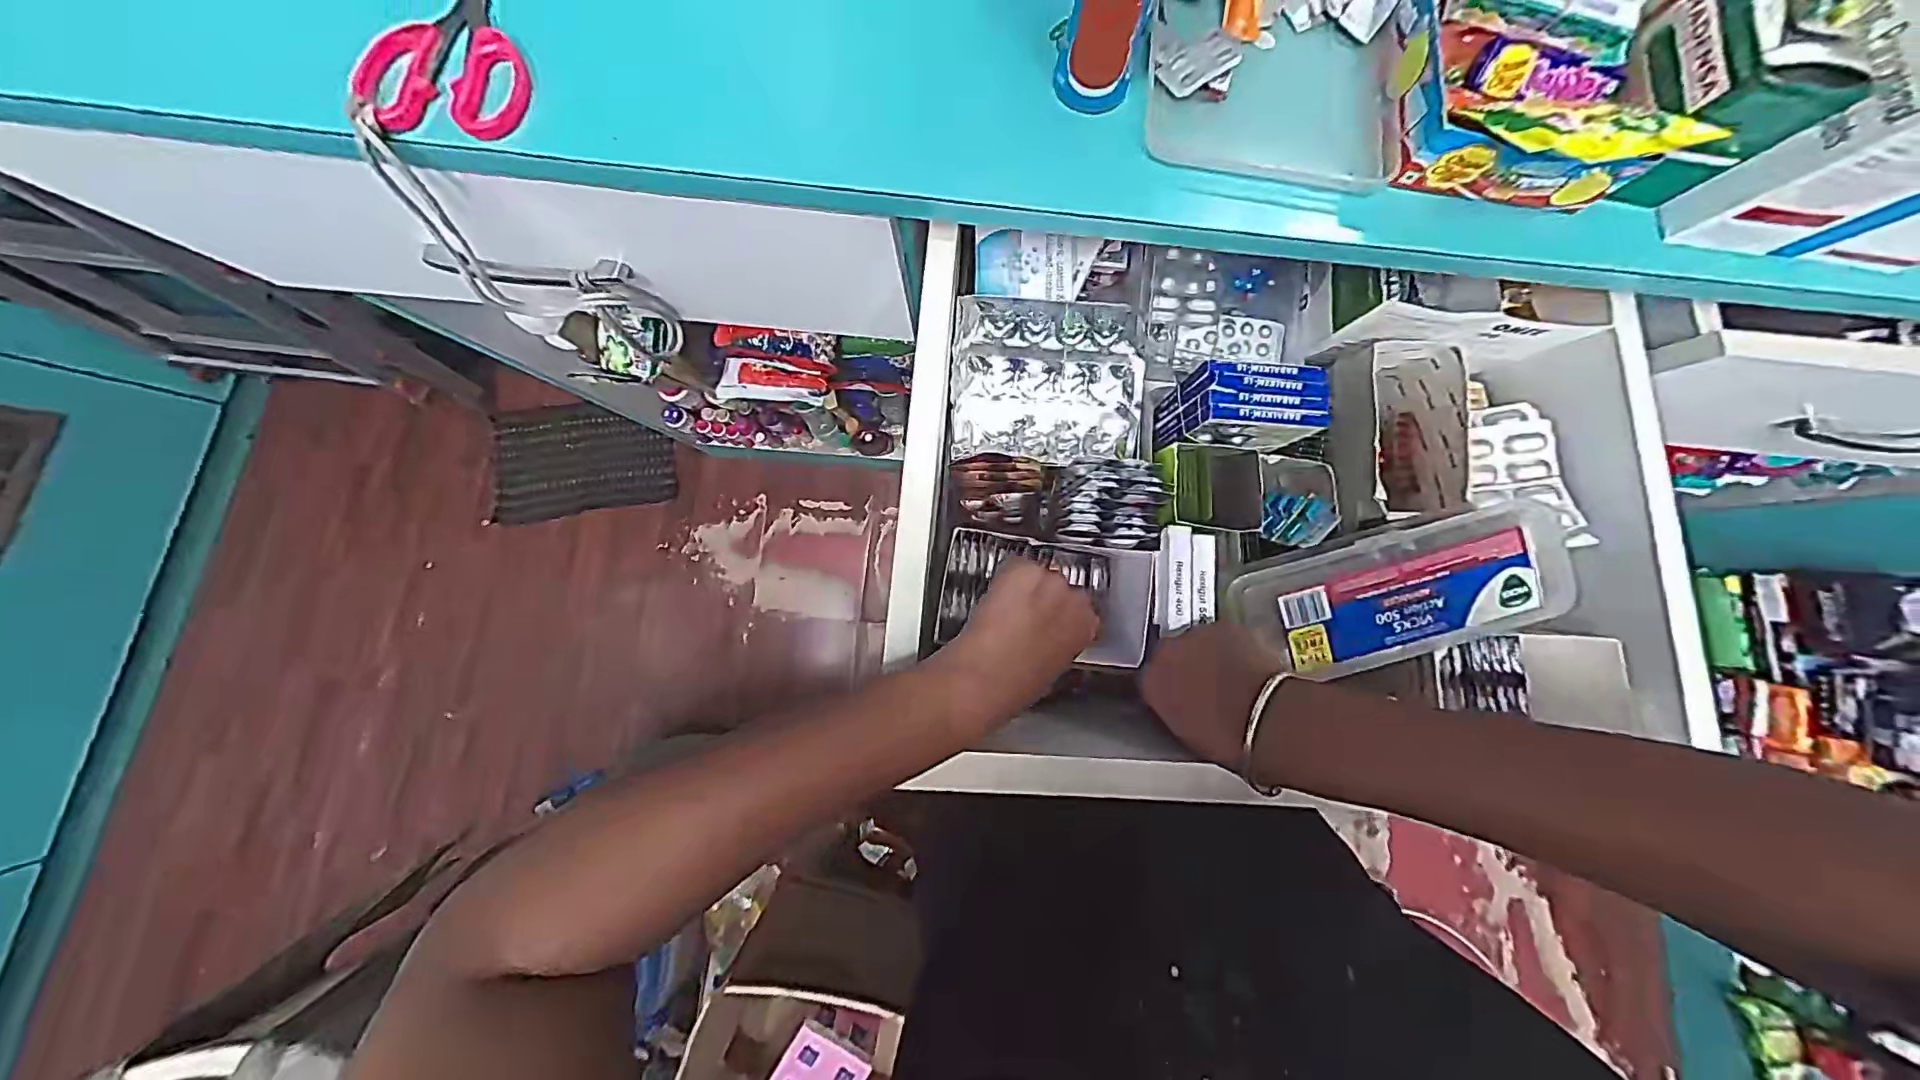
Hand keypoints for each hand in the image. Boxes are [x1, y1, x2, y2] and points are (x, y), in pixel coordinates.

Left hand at [931, 557, 1100, 723]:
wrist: (984, 676)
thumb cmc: (1015, 684)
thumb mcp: (1053, 670)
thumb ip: (1061, 644)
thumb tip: (1051, 639)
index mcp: (1086, 626)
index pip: (1084, 609)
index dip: (1062, 614)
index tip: (1049, 620)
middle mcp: (1074, 599)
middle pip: (1063, 587)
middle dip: (1046, 599)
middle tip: (1026, 616)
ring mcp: (1048, 581)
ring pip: (1040, 574)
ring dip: (1027, 587)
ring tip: (1008, 609)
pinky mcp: (1021, 569)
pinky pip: (1017, 566)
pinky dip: (1007, 578)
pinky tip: (997, 599)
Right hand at [1139, 622, 1286, 767]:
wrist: (1267, 718)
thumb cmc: (1229, 736)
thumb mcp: (1188, 733)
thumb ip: (1174, 710)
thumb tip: (1182, 706)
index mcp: (1152, 683)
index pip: (1150, 678)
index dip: (1168, 686)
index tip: (1180, 694)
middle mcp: (1166, 653)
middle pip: (1170, 653)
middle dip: (1184, 664)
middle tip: (1205, 683)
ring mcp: (1195, 636)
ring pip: (1196, 640)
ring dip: (1207, 653)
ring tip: (1228, 674)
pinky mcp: (1224, 627)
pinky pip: (1223, 634)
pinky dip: (1231, 646)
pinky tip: (1245, 664)